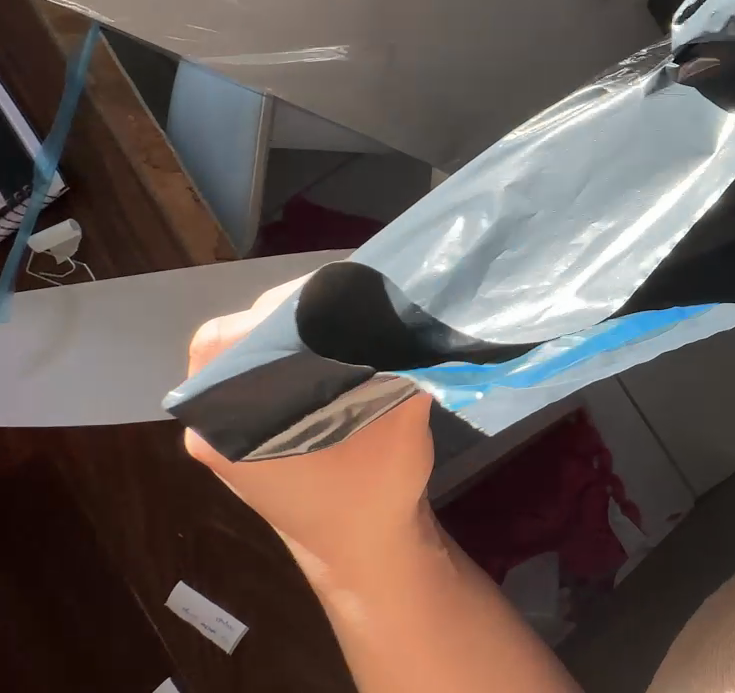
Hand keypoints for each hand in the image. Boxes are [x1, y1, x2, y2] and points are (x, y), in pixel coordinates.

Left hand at [184, 278, 438, 582]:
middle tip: (345, 298)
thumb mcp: (398, 420)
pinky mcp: (253, 432)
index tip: (331, 293)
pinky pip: (261, 375)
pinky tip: (338, 348)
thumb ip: (399, 366)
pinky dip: (294, 352)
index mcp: (230, 426)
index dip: (274, 307)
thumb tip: (415, 314)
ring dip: (291, 330)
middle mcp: (214, 424)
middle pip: (231, 342)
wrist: (367, 546)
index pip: (225, 340)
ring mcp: (230, 430)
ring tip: (345, 316)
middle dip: (287, 312)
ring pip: (245, 356)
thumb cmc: (375, 489)